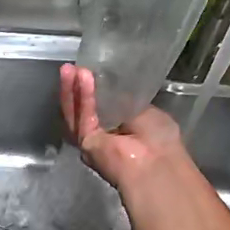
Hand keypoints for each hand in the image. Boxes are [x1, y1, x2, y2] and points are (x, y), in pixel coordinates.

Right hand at [59, 63, 187, 190]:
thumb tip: (113, 92)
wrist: (156, 163)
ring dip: (72, 90)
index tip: (91, 72)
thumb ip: (124, 102)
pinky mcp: (86, 143)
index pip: (101, 107)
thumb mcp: (145, 111)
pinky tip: (81, 78)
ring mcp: (92, 141)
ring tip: (69, 69)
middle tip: (72, 67)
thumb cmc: (159, 138)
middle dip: (76, 88)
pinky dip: (83, 97)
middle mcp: (104, 136)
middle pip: (83, 109)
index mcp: (120, 129)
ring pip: (76, 113)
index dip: (94, 90)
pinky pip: (82, 118)